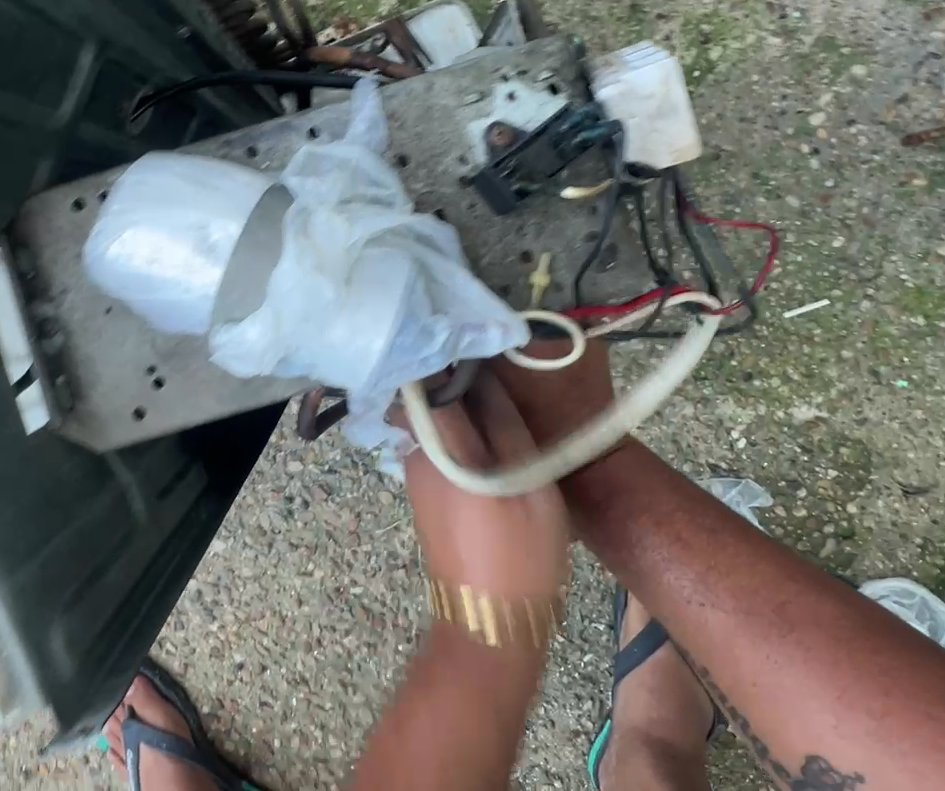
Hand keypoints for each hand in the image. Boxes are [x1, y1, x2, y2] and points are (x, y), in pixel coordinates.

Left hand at [400, 367, 570, 600]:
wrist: (489, 622)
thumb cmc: (520, 552)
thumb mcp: (529, 480)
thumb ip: (503, 422)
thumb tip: (484, 373)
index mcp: (439, 443)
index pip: (427, 374)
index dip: (446, 344)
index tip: (472, 322)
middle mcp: (415, 449)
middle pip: (423, 392)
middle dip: (450, 366)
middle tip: (489, 347)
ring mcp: (415, 470)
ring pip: (429, 415)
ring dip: (454, 396)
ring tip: (493, 379)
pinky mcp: (424, 488)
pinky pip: (435, 439)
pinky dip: (454, 422)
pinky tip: (484, 419)